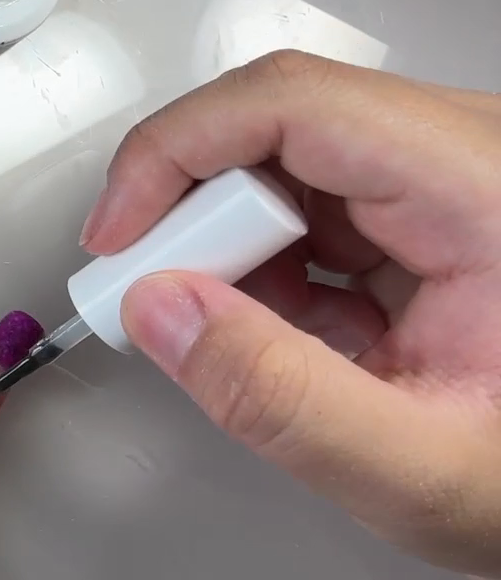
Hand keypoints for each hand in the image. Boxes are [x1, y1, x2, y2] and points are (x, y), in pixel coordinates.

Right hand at [87, 52, 500, 579]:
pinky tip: (280, 326)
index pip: (295, 106)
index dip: (171, 155)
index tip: (116, 237)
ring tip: (236, 325)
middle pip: (271, 131)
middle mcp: (483, 168)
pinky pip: (298, 207)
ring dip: (216, 246)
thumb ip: (277, 394)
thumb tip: (154, 306)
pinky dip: (252, 266)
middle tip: (160, 294)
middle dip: (186, 215)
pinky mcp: (427, 216)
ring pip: (273, 167)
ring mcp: (455, 187)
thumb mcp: (420, 473)